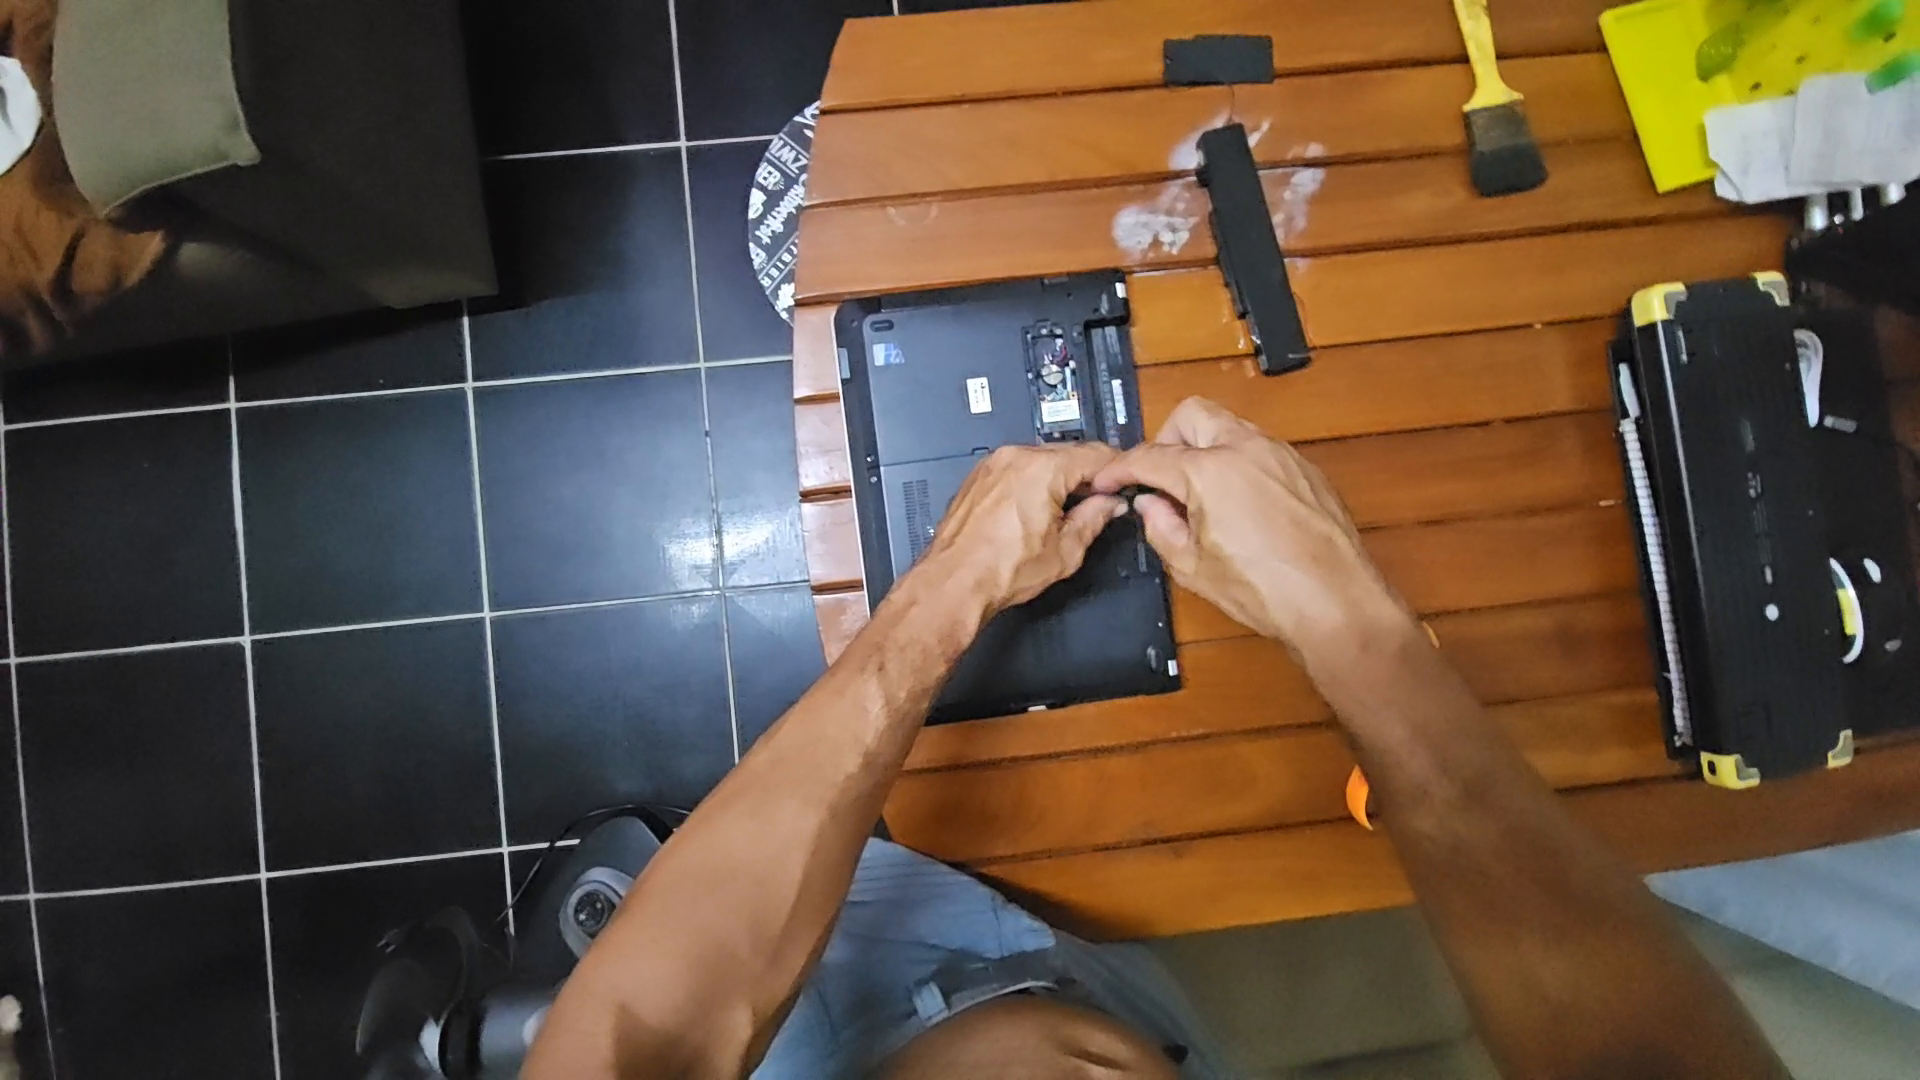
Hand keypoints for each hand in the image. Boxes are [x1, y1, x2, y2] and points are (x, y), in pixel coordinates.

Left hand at [918, 442, 1128, 615]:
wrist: (954, 582)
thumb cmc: (999, 570)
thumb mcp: (1065, 551)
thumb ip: (1094, 519)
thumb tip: (1110, 505)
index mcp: (1042, 469)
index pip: (1095, 454)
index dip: (1116, 470)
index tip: (1124, 484)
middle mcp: (1015, 457)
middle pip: (1067, 453)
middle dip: (1087, 476)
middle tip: (1101, 502)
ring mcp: (993, 465)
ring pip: (1041, 460)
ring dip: (1059, 478)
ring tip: (1066, 511)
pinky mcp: (979, 477)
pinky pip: (1016, 469)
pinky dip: (1032, 482)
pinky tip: (1036, 510)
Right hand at [1092, 396, 1408, 648]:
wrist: (1335, 601)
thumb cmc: (1264, 589)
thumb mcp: (1192, 567)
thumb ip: (1160, 527)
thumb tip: (1150, 505)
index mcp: (1209, 472)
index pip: (1149, 457)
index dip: (1119, 469)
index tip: (1108, 481)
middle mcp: (1245, 449)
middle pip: (1190, 415)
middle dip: (1165, 440)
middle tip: (1160, 478)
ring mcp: (1279, 454)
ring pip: (1228, 426)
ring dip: (1203, 448)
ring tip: (1199, 494)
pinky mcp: (1303, 468)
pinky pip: (1258, 447)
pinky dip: (1236, 462)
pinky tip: (1238, 504)